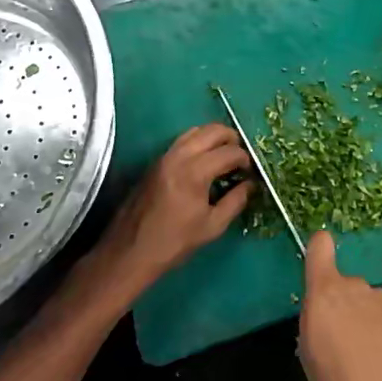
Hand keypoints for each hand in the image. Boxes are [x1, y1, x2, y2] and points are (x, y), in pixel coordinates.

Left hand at [95, 124, 252, 289]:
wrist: (130, 250)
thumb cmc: (174, 242)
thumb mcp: (212, 226)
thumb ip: (236, 201)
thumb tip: (251, 184)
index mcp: (195, 171)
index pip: (230, 152)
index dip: (245, 159)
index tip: (251, 172)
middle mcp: (180, 155)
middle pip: (213, 130)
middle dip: (232, 140)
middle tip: (241, 158)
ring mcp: (165, 155)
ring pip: (196, 131)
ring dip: (214, 138)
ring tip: (224, 157)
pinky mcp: (156, 161)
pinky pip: (182, 140)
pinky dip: (198, 142)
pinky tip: (204, 161)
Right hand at [298, 231, 381, 380]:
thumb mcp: (309, 354)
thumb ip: (314, 320)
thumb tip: (325, 311)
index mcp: (326, 292)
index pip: (320, 248)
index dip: (319, 248)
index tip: (319, 253)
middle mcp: (357, 286)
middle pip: (345, 286)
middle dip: (342, 306)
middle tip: (341, 344)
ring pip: (368, 302)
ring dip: (365, 320)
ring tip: (367, 360)